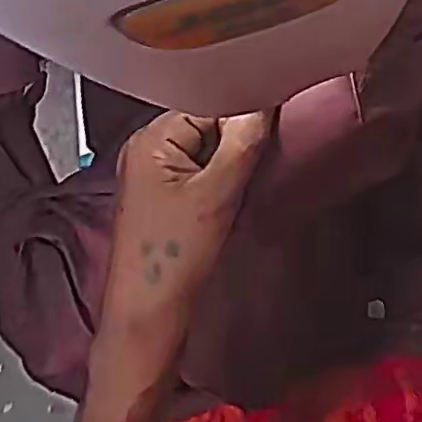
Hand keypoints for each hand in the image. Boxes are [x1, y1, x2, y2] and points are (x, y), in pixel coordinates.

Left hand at [98, 110, 271, 358]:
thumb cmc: (173, 260)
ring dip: (233, 153)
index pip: (209, 101)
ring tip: (248, 174)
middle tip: (263, 151)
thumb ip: (244, 140)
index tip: (274, 120)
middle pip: (208, 119)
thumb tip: (266, 100)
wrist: (148, 321)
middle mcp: (147, 147)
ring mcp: (154, 171)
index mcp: (150, 138)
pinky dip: (223, 171)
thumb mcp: (217, 194)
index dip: (243, 110)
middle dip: (239, 133)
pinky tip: (234, 188)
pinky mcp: (165, 192)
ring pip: (208, 143)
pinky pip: (202, 164)